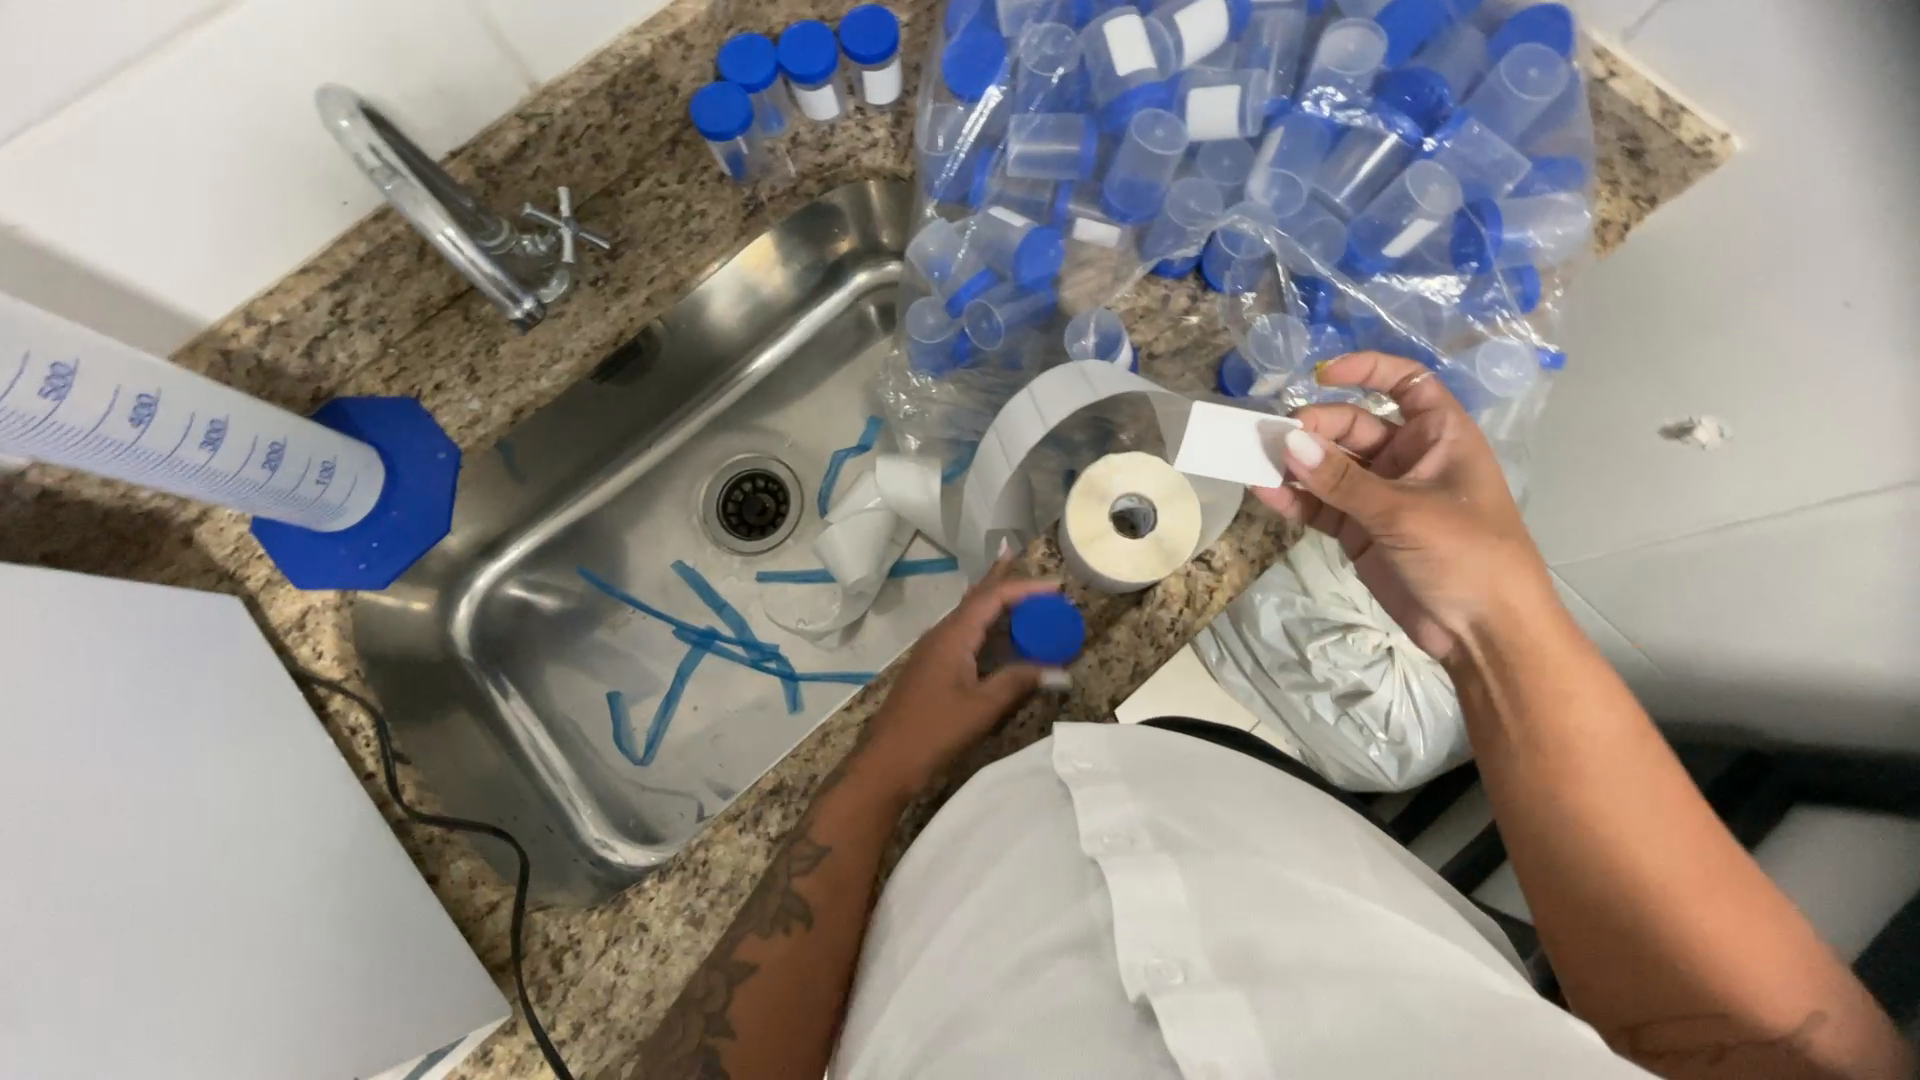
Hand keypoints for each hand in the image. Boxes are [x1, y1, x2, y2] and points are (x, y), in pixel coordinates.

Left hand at [859, 559, 1059, 794]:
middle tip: (1020, 558)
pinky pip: (965, 636)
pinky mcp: (933, 669)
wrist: (887, 761)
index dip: (1025, 588)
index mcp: (953, 636)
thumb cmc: (935, 731)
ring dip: (993, 604)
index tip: (1056, 587)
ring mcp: (934, 652)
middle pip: (976, 598)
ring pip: (969, 617)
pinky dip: (986, 628)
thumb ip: (1019, 682)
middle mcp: (942, 635)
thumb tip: (1061, 671)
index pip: (992, 598)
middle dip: (1000, 580)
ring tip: (1015, 591)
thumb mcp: (983, 707)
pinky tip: (995, 635)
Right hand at [1255, 351, 1557, 663]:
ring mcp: (1380, 496)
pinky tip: (1264, 493)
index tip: (1322, 376)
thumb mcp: (1404, 512)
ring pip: (1329, 468)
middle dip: (1314, 429)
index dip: (1368, 370)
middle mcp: (1408, 459)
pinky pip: (1320, 506)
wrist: (1484, 630)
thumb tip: (1288, 442)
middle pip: (1353, 427)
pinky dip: (1294, 500)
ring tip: (1255, 461)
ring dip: (1295, 465)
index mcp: (1440, 437)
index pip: (1406, 384)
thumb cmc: (1467, 554)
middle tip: (1275, 439)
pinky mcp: (1359, 531)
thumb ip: (1341, 480)